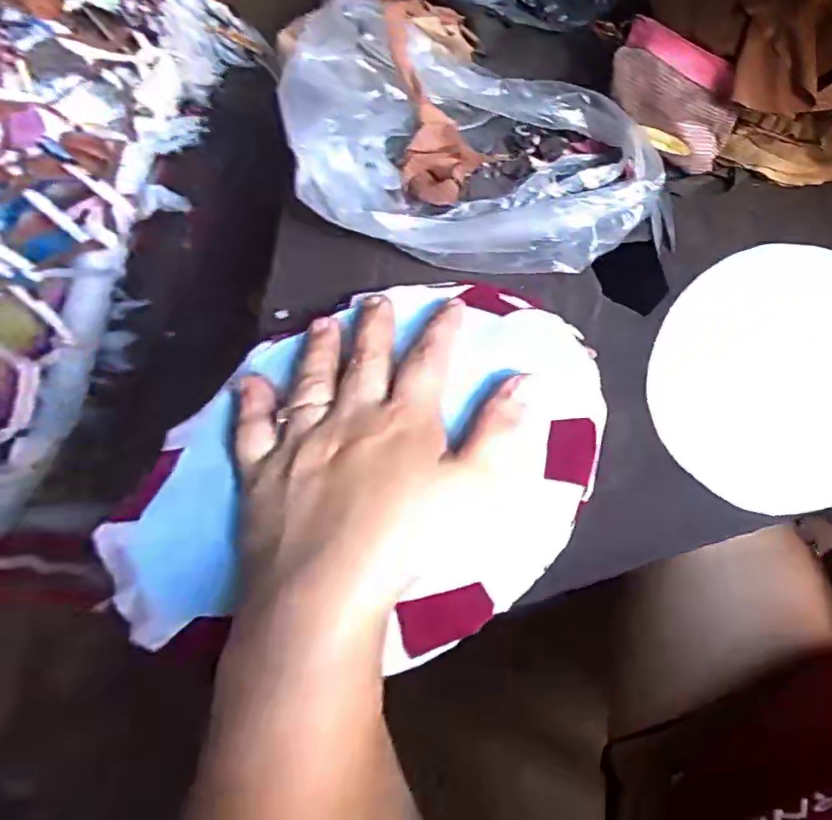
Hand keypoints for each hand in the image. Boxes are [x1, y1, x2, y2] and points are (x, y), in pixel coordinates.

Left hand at [230, 296, 525, 633]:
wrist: (325, 590)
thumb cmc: (414, 534)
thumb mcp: (476, 481)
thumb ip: (499, 426)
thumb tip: (524, 378)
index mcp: (408, 420)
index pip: (428, 363)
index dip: (441, 331)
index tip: (451, 305)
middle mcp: (354, 419)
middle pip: (366, 363)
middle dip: (376, 328)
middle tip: (376, 300)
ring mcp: (302, 444)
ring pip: (310, 384)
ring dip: (318, 351)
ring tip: (322, 323)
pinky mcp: (261, 473)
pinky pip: (252, 429)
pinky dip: (251, 402)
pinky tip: (249, 382)